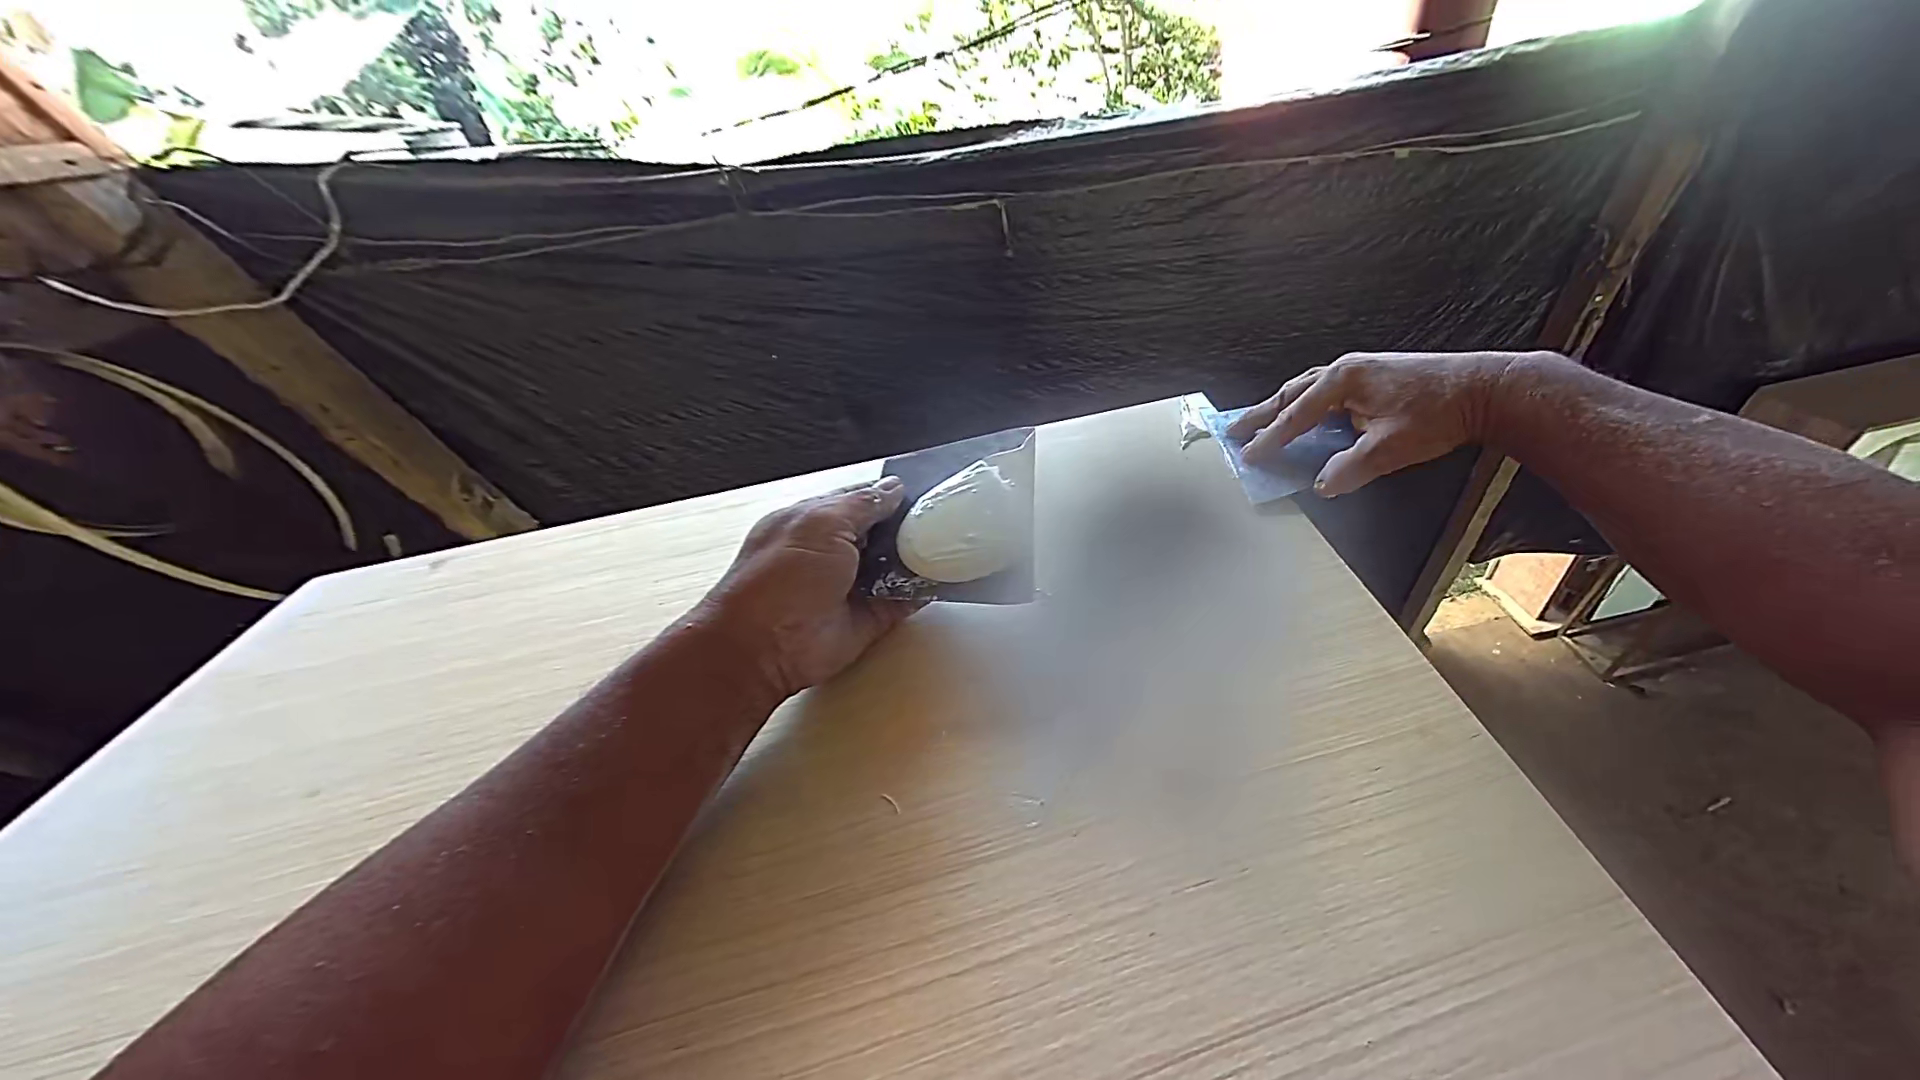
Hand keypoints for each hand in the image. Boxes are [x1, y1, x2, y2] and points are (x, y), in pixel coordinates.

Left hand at [694, 477, 923, 700]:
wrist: (767, 648)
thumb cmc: (778, 581)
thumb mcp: (821, 523)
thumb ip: (860, 504)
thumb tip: (890, 489)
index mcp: (813, 521)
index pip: (857, 499)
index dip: (887, 495)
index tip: (920, 493)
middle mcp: (832, 552)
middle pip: (881, 532)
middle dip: (908, 527)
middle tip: (937, 520)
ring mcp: (851, 585)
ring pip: (895, 565)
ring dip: (917, 557)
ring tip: (944, 545)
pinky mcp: (868, 617)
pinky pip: (904, 599)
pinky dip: (923, 590)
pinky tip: (940, 577)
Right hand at [1227, 351, 1543, 495]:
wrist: (1488, 390)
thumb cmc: (1441, 412)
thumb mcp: (1392, 446)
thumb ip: (1352, 467)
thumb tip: (1322, 485)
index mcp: (1343, 381)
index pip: (1295, 416)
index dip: (1269, 439)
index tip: (1248, 455)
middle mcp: (1345, 371)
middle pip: (1289, 395)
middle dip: (1260, 416)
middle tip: (1233, 431)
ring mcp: (1357, 371)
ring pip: (1304, 390)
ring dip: (1279, 407)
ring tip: (1256, 422)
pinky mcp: (1370, 377)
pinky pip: (1321, 391)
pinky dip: (1302, 404)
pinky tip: (1300, 415)